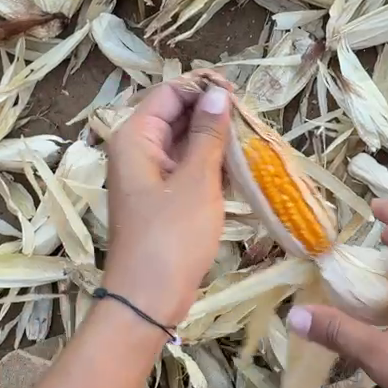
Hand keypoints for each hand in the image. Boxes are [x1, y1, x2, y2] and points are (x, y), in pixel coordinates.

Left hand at [102, 78, 231, 325]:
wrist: (148, 300)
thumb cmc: (171, 237)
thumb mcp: (197, 180)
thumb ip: (208, 133)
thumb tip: (218, 93)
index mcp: (135, 137)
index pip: (170, 92)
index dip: (203, 87)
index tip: (240, 93)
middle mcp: (138, 150)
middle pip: (177, 114)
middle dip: (213, 112)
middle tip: (251, 117)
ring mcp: (150, 175)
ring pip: (185, 140)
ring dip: (216, 138)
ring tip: (251, 139)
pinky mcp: (163, 196)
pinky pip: (188, 166)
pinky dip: (211, 162)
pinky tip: (240, 165)